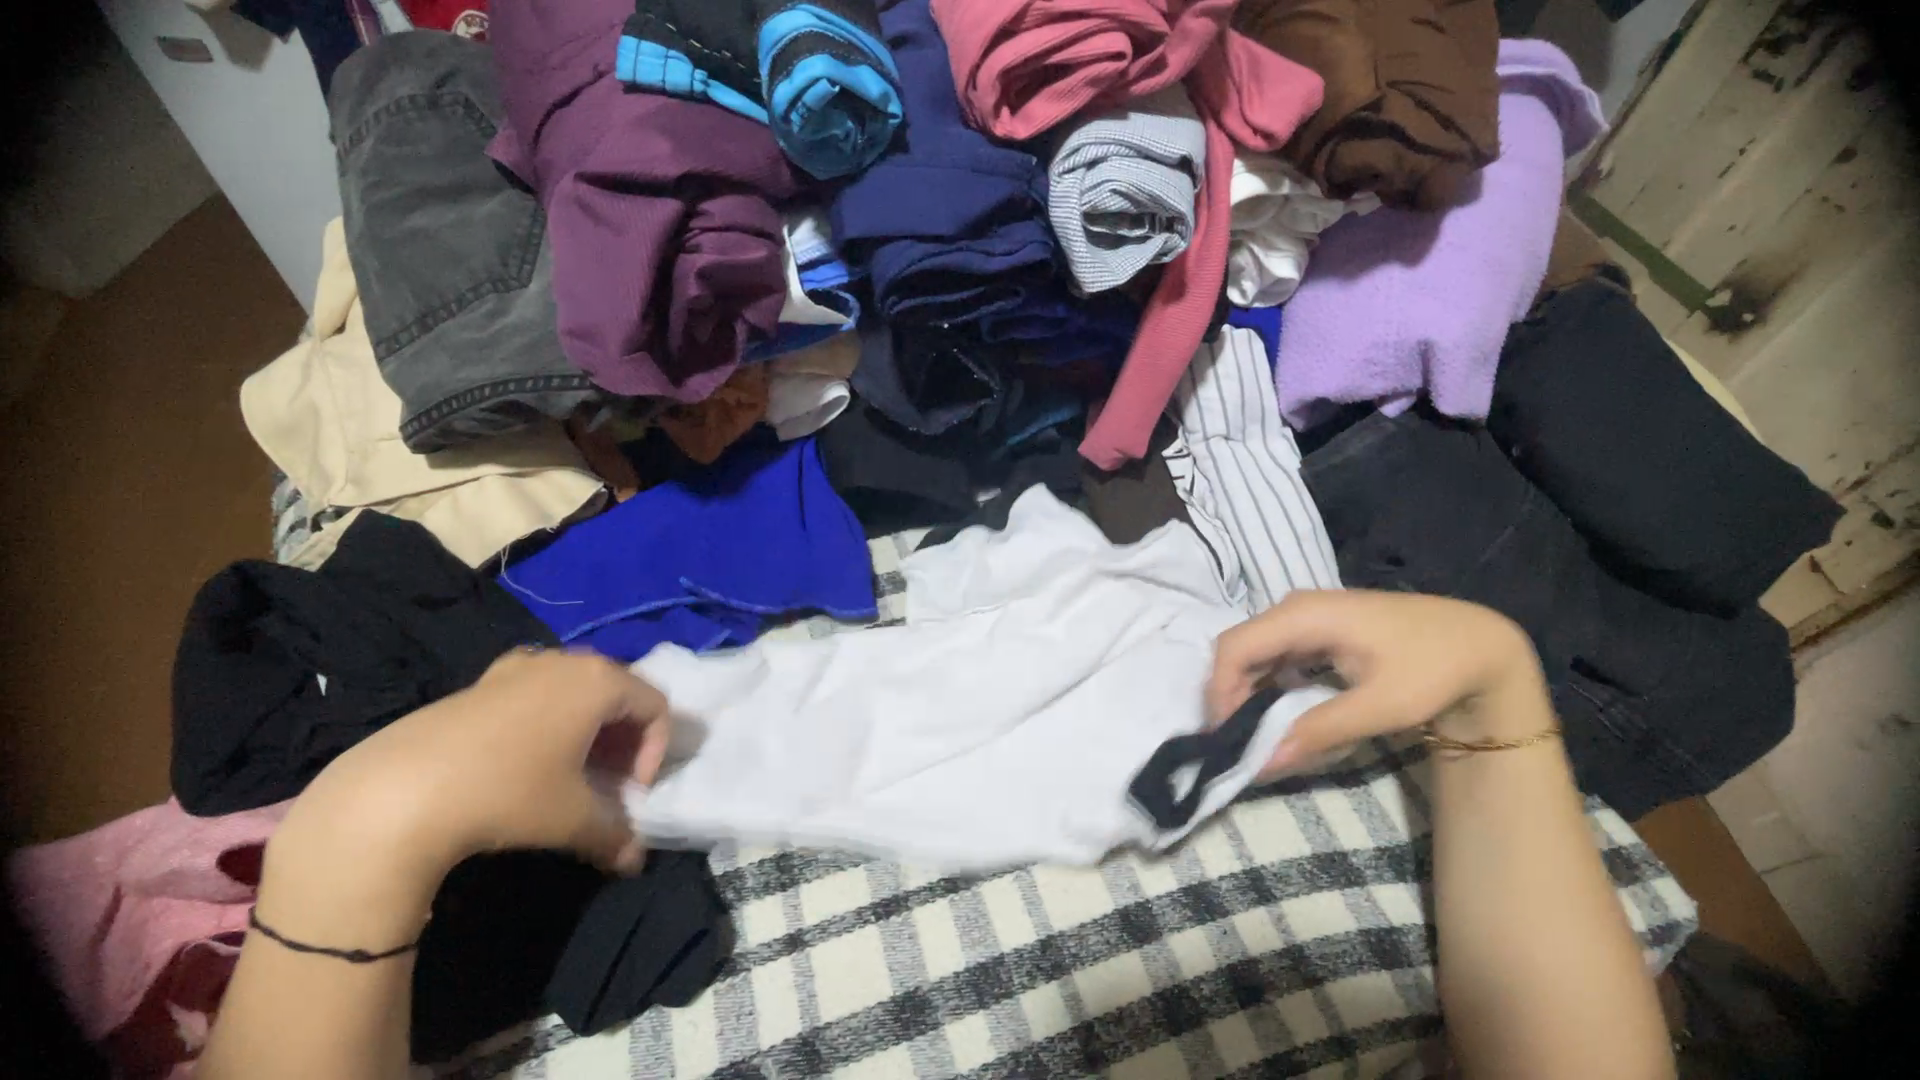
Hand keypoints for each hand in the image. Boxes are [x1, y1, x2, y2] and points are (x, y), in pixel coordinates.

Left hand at [270, 649, 670, 901]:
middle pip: (619, 693)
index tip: (630, 792)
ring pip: (577, 691)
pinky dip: (548, 721)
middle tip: (607, 783)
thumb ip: (616, 835)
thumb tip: (634, 861)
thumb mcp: (572, 820)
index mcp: (599, 680)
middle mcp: (565, 661)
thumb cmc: (506, 793)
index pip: (656, 707)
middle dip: (623, 740)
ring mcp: (519, 666)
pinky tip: (523, 761)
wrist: (395, 793)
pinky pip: (537, 693)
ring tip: (568, 774)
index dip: (655, 752)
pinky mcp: (481, 682)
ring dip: (587, 730)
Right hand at [1209, 590, 1550, 776]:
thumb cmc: (1434, 669)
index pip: (1234, 648)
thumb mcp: (1382, 706)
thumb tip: (1263, 764)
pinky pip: (1275, 653)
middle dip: (1229, 695)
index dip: (1219, 692)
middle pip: (1238, 647)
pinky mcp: (1317, 629)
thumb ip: (1319, 731)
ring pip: (1254, 651)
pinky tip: (1278, 713)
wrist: (1482, 643)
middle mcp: (1295, 607)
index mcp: (1304, 615)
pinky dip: (1267, 684)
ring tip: (1253, 733)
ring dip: (1246, 692)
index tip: (1226, 737)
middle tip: (1236, 742)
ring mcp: (1306, 616)